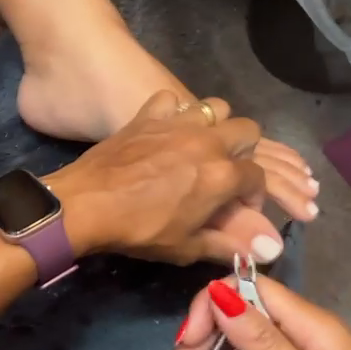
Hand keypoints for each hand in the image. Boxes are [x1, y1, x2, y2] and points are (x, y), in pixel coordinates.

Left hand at [45, 91, 268, 262]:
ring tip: (200, 146)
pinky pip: (169, 98)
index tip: (238, 207)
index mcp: (223, 175)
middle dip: (244, 150)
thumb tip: (265, 250)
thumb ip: (229, 245)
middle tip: (225, 172)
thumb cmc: (138, 230)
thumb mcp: (187, 247)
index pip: (258, 176)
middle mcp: (206, 142)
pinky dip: (173, 109)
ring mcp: (175, 124)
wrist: (85, 205)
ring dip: (215, 124)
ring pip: (213, 107)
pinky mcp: (146, 116)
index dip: (253, 194)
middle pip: (247, 130)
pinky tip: (166, 129)